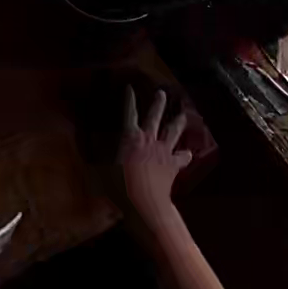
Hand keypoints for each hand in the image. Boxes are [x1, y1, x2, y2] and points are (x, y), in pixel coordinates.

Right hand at [119, 87, 190, 223]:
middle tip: (162, 93)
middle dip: (158, 104)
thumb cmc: (122, 185)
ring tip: (183, 115)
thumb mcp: (107, 171)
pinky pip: (182, 157)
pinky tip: (188, 153)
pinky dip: (185, 155)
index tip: (130, 88)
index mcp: (131, 137)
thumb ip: (107, 161)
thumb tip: (99, 158)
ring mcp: (163, 151)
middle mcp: (149, 139)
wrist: (147, 200)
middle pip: (155, 117)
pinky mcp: (173, 164)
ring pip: (173, 132)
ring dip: (178, 122)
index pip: (129, 114)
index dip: (129, 100)